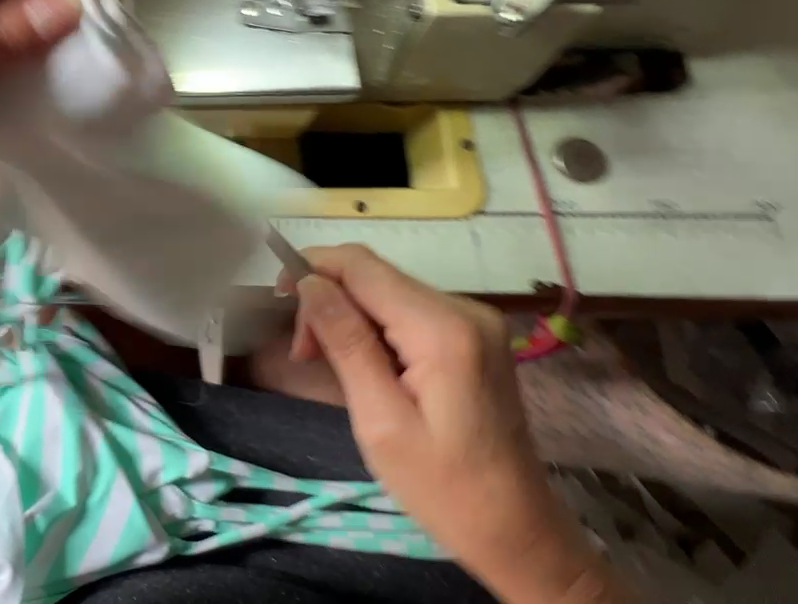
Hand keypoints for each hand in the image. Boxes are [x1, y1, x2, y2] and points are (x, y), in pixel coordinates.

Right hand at [284, 245, 617, 603]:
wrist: (517, 532)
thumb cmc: (443, 488)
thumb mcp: (380, 420)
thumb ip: (345, 342)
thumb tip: (309, 282)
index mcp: (443, 329)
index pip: (360, 265)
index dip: (311, 270)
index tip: (280, 307)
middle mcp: (465, 309)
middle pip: (372, 274)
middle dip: (326, 299)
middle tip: (305, 354)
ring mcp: (474, 320)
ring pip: (385, 288)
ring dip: (346, 314)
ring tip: (328, 362)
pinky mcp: (472, 335)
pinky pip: (405, 309)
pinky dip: (372, 325)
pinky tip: (363, 362)